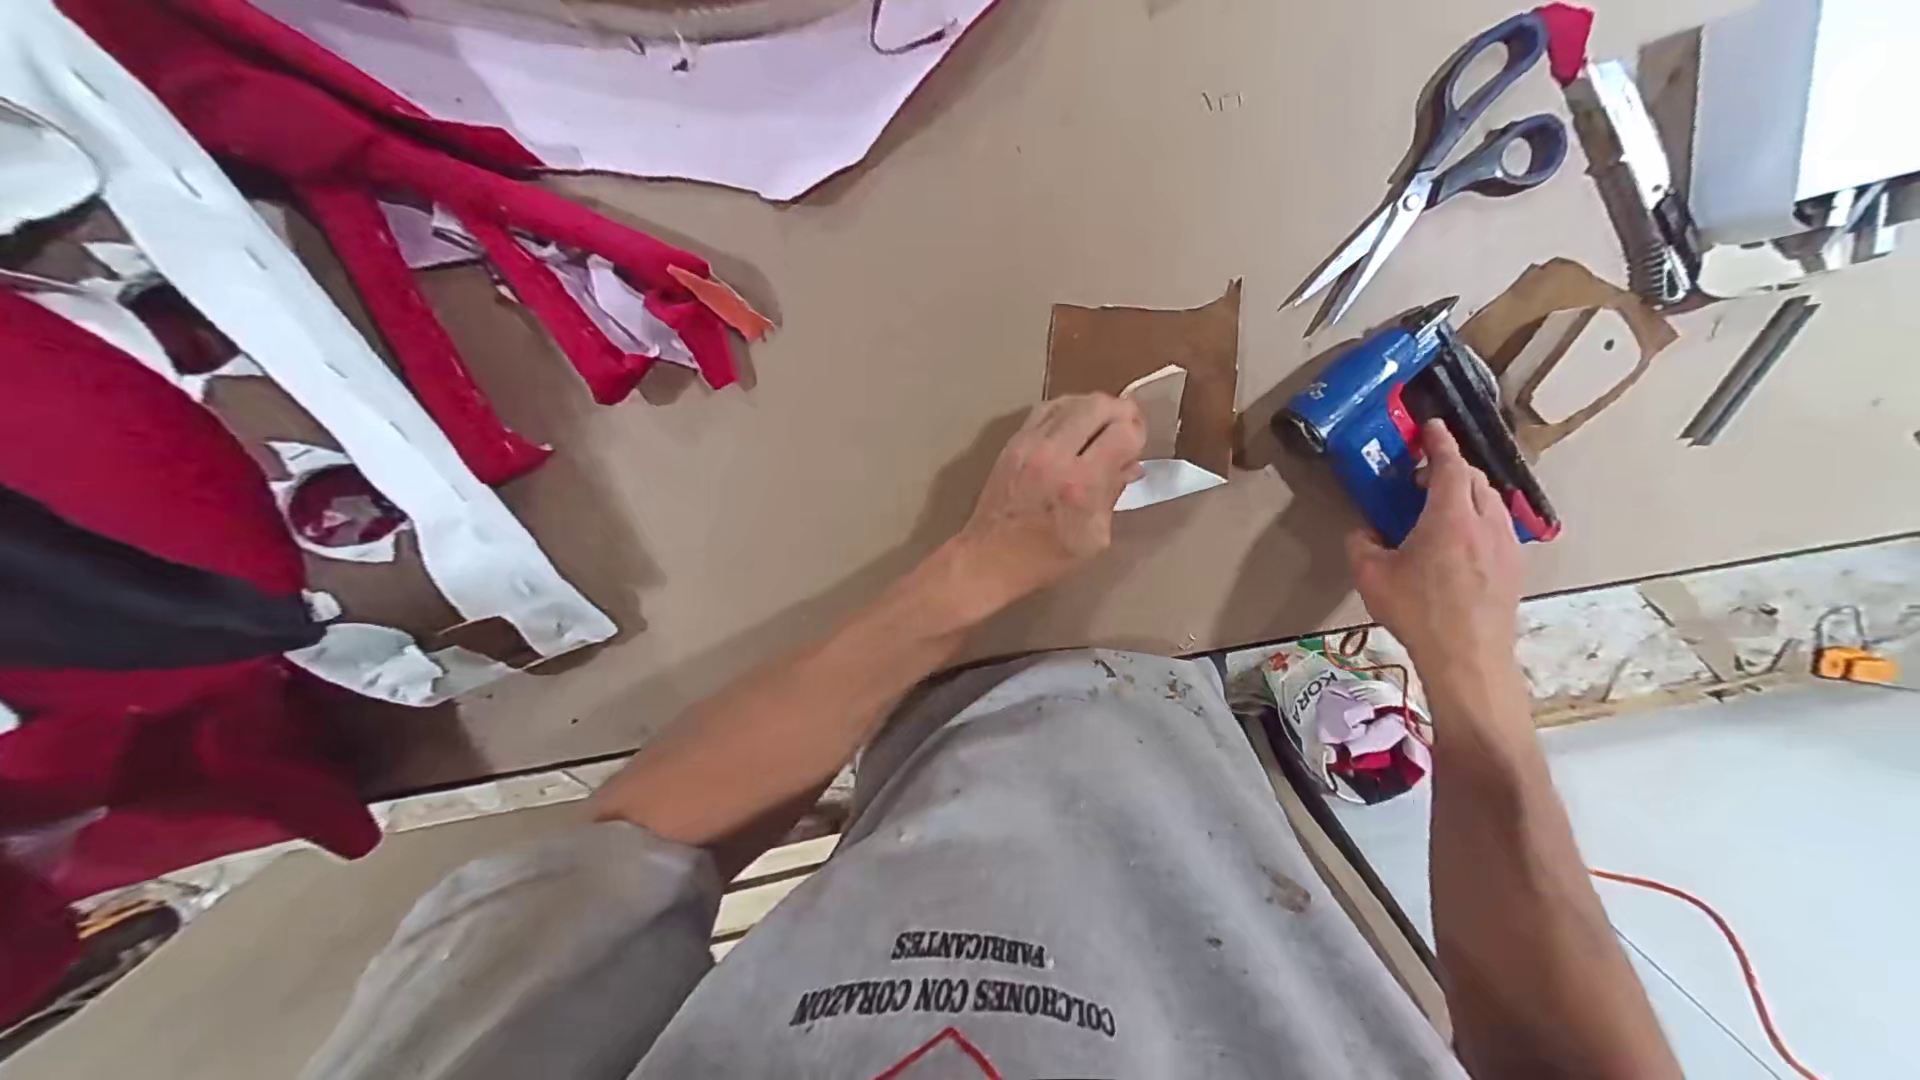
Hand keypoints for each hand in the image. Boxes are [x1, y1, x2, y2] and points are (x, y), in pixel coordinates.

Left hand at [949, 393, 1145, 607]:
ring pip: (1073, 399)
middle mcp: (1054, 455)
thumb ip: (1113, 495)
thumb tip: (1130, 465)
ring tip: (1099, 429)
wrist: (989, 557)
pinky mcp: (1013, 442)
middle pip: (1100, 404)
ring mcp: (1029, 444)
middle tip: (1123, 432)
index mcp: (1080, 484)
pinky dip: (1067, 411)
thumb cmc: (1045, 557)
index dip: (1138, 436)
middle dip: (1121, 413)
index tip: (1134, 450)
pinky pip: (1047, 408)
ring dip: (1093, 409)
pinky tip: (1073, 427)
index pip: (1124, 432)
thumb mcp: (1094, 539)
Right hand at [1346, 419, 1523, 682]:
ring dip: (1467, 491)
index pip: (1450, 466)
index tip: (1432, 427)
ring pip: (1491, 501)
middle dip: (1450, 468)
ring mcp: (1506, 544)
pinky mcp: (1514, 565)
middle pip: (1475, 479)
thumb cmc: (1416, 611)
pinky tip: (1458, 537)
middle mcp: (1485, 523)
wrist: (1467, 655)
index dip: (1440, 443)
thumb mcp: (1370, 575)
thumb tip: (1363, 532)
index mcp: (1449, 518)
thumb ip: (1360, 544)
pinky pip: (1499, 524)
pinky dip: (1478, 515)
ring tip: (1439, 504)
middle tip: (1421, 475)